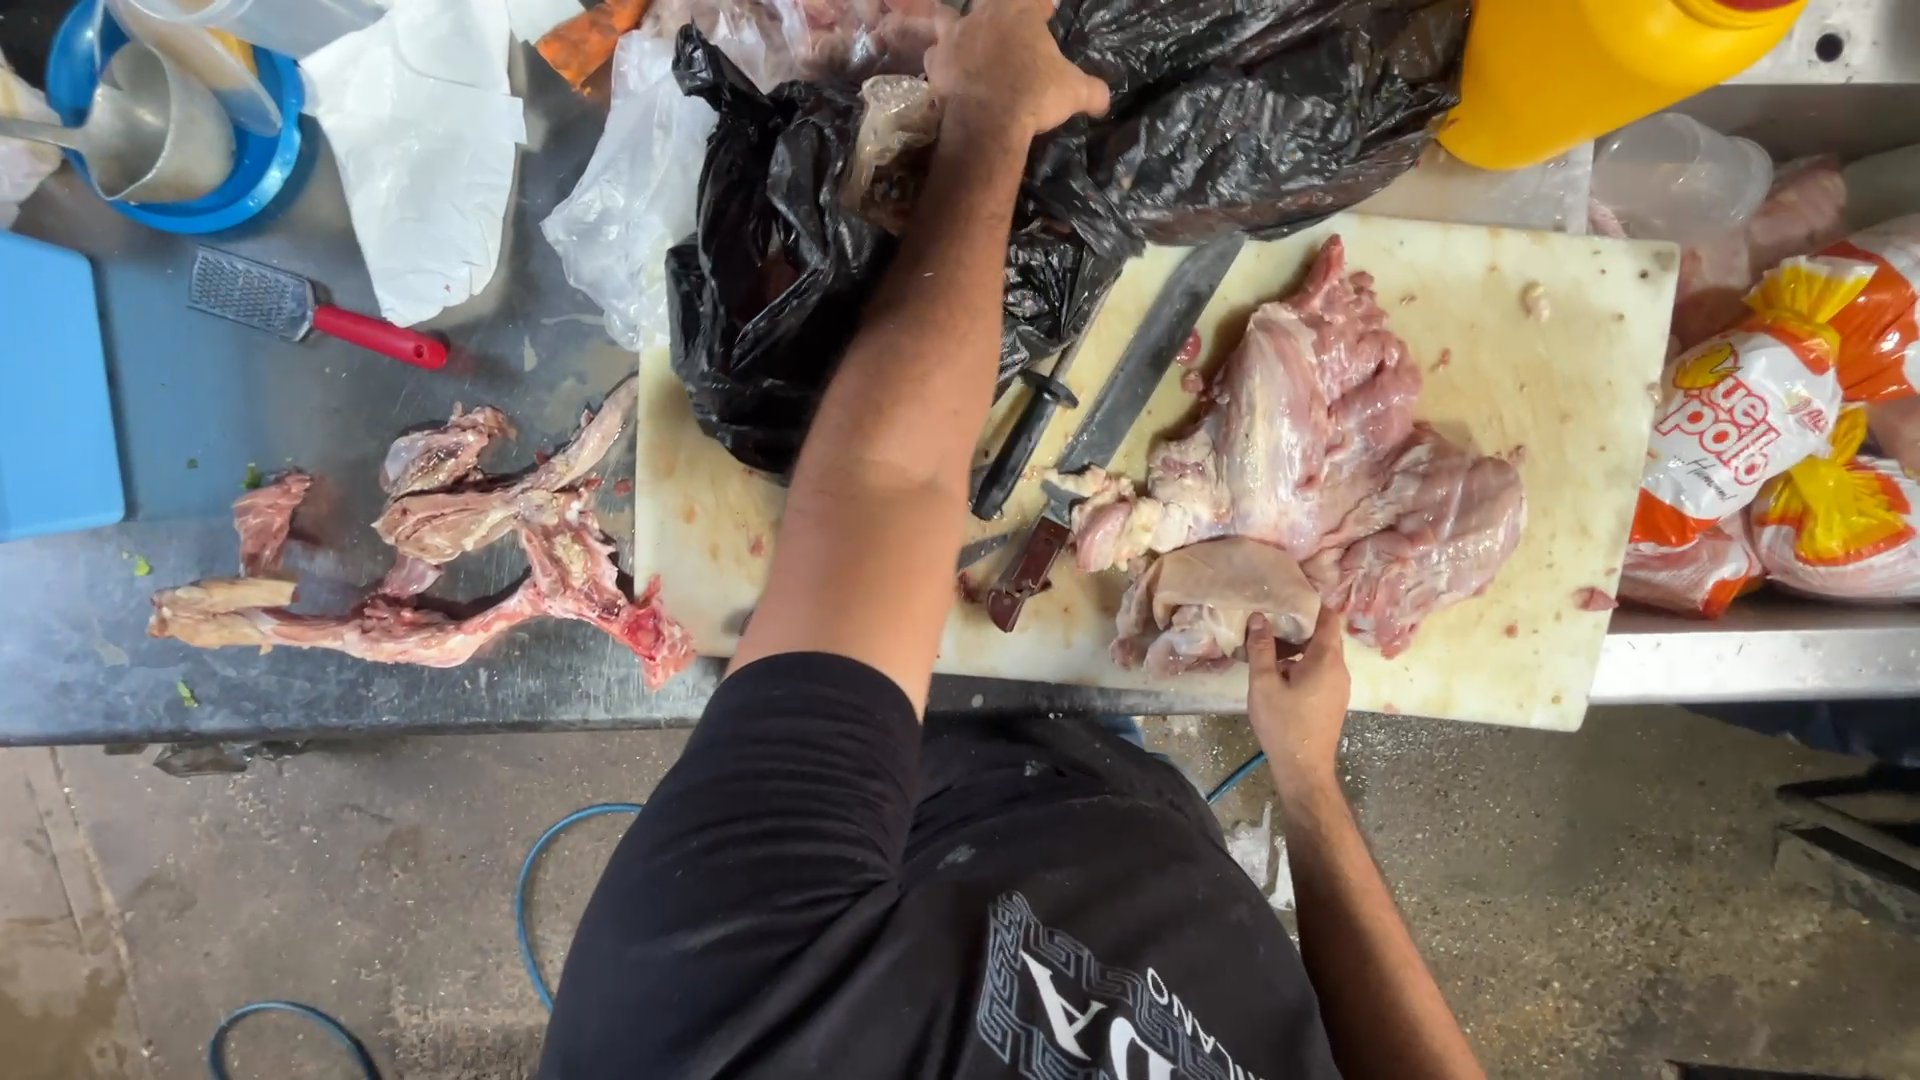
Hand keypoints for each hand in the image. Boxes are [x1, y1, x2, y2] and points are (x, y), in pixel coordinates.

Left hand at [922, 0, 1109, 139]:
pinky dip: (937, 63)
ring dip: (950, 24)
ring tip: (954, 32)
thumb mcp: (1073, 92)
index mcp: (1021, 11)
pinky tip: (941, 70)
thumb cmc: (1035, 95)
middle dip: (995, 10)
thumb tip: (1106, 101)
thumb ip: (1092, 91)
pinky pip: (932, 57)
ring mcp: (957, 37)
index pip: (1035, 0)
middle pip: (988, 1)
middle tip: (1000, 21)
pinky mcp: (937, 64)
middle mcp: (985, 15)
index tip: (1047, 11)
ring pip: (947, 18)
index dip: (1042, 7)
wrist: (989, 119)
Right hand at [1246, 606, 1350, 799]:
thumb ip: (1262, 648)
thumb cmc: (1284, 724)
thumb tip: (1257, 617)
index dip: (1313, 601)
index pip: (1328, 618)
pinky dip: (1301, 661)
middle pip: (1324, 635)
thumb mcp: (1264, 683)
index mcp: (1326, 660)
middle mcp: (1339, 669)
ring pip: (1320, 653)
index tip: (1291, 589)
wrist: (1304, 769)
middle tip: (1271, 612)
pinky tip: (1276, 668)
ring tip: (1267, 640)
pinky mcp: (1331, 699)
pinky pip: (1319, 669)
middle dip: (1299, 622)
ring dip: (1297, 644)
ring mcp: (1338, 686)